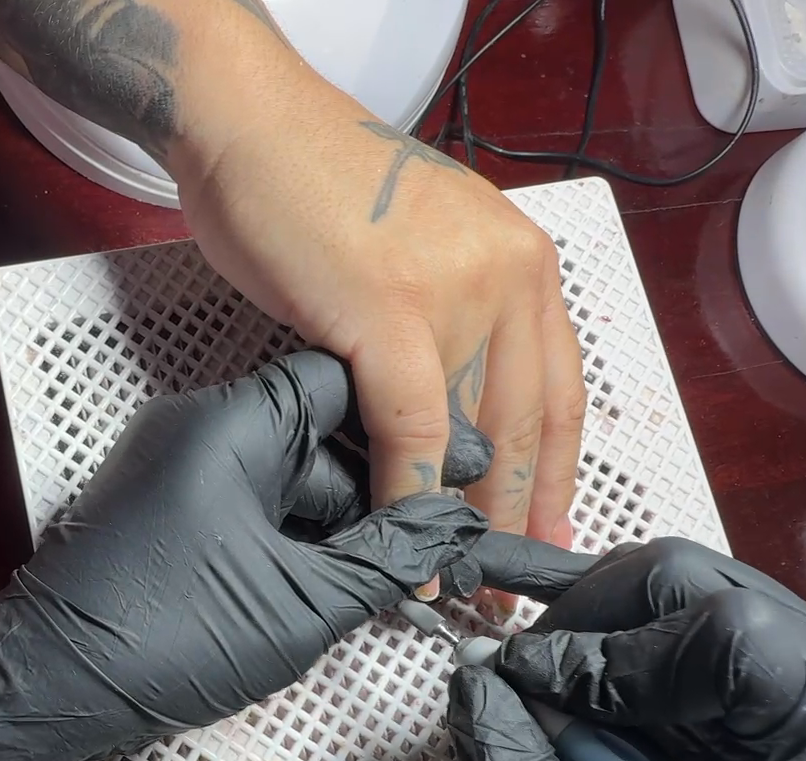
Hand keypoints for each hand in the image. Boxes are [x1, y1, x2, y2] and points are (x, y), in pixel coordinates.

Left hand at [0, 352, 491, 760]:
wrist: (53, 685)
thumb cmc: (170, 634)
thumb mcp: (301, 601)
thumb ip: (388, 557)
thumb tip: (452, 527)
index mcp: (233, 421)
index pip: (344, 383)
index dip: (408, 423)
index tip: (461, 468)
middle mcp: (199, 426)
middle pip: (317, 435)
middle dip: (377, 489)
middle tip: (439, 538)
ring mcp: (177, 467)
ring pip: (283, 476)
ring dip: (337, 522)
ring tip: (399, 570)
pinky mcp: (165, 508)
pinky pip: (246, 503)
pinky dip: (292, 535)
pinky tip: (336, 578)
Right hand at [166, 72, 585, 570]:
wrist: (250, 128)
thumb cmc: (312, 189)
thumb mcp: (403, 259)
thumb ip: (434, 329)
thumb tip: (427, 414)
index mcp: (517, 263)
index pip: (555, 394)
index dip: (554, 480)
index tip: (541, 537)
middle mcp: (506, 276)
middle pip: (529, 425)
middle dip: (519, 518)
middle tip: (504, 587)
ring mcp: (453, 292)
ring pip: (475, 435)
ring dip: (464, 519)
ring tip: (453, 578)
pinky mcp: (389, 313)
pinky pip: (411, 426)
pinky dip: (407, 491)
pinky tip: (403, 538)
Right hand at [445, 536, 805, 760]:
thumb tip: (474, 671)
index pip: (732, 639)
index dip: (613, 657)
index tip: (539, 696)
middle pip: (686, 581)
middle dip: (579, 622)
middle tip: (528, 679)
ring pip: (667, 571)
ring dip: (583, 613)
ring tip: (552, 672)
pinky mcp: (767, 623)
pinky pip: (668, 581)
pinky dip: (591, 593)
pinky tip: (527, 590)